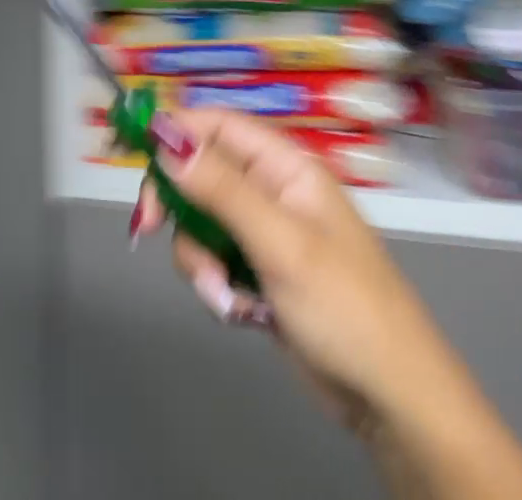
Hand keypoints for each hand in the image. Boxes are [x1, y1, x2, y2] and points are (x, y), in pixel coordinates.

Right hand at [133, 110, 457, 424]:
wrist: (389, 395)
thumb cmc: (345, 308)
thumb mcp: (280, 243)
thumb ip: (222, 190)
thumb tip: (166, 139)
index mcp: (288, 169)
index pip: (220, 126)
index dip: (176, 130)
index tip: (132, 150)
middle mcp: (274, 193)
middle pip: (200, 174)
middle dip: (177, 205)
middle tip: (149, 227)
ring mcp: (265, 235)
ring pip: (200, 224)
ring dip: (199, 259)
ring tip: (225, 295)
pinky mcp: (258, 274)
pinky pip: (213, 262)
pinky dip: (216, 286)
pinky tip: (242, 314)